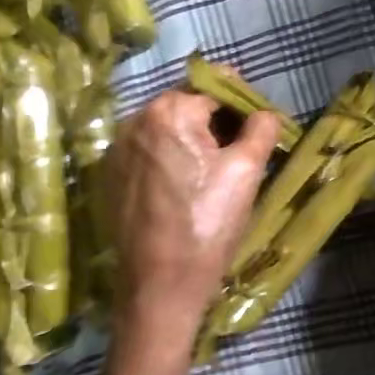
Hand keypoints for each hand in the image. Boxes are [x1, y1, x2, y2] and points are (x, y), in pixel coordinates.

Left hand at [106, 90, 280, 337]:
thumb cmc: (207, 227)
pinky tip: (183, 190)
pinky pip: (147, 154)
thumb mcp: (245, 174)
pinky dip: (169, 160)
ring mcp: (116, 150)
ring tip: (213, 176)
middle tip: (240, 155)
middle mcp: (133, 120)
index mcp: (168, 112)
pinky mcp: (110, 177)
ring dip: (192, 142)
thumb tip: (264, 112)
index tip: (259, 127)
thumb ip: (260, 129)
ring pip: (166, 131)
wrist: (159, 286)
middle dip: (216, 123)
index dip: (242, 102)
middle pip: (187, 106)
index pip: (215, 88)